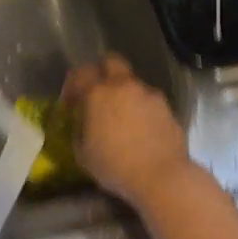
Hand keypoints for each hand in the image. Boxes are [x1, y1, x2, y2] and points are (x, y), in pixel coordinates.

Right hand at [60, 54, 194, 204]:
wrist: (161, 176)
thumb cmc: (115, 166)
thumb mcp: (83, 154)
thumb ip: (80, 131)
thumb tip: (83, 124)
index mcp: (98, 94)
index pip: (80, 74)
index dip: (72, 85)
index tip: (70, 103)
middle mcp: (124, 86)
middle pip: (112, 61)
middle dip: (102, 71)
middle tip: (97, 93)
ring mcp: (149, 95)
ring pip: (133, 83)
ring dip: (124, 94)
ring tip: (122, 118)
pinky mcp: (167, 108)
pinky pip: (148, 101)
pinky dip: (141, 109)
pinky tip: (140, 130)